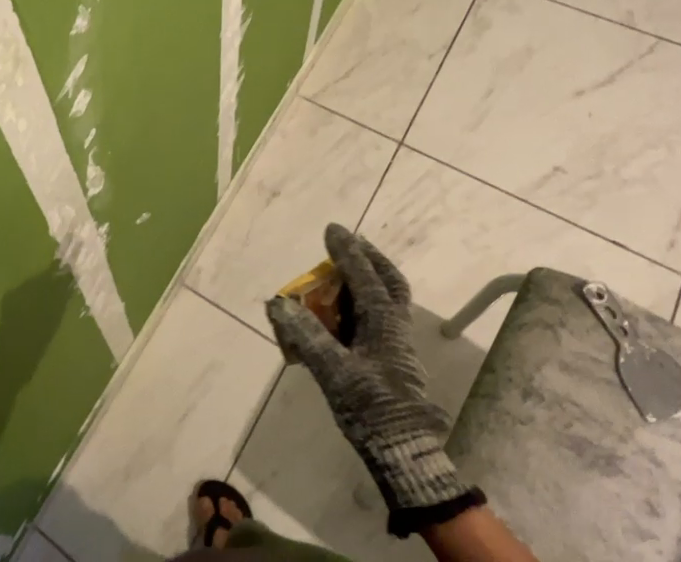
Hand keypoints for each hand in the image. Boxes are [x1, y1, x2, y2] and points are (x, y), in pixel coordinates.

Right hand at [265, 226, 483, 538]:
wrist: (402, 451)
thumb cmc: (371, 407)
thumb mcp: (332, 370)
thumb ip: (306, 335)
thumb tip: (278, 302)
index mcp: (384, 324)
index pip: (364, 278)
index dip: (347, 252)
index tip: (332, 230)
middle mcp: (393, 328)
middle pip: (389, 284)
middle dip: (370, 260)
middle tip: (350, 244)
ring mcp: (393, 345)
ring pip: (385, 301)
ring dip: (365, 281)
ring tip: (340, 273)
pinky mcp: (388, 362)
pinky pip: (374, 320)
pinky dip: (359, 306)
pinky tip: (340, 315)